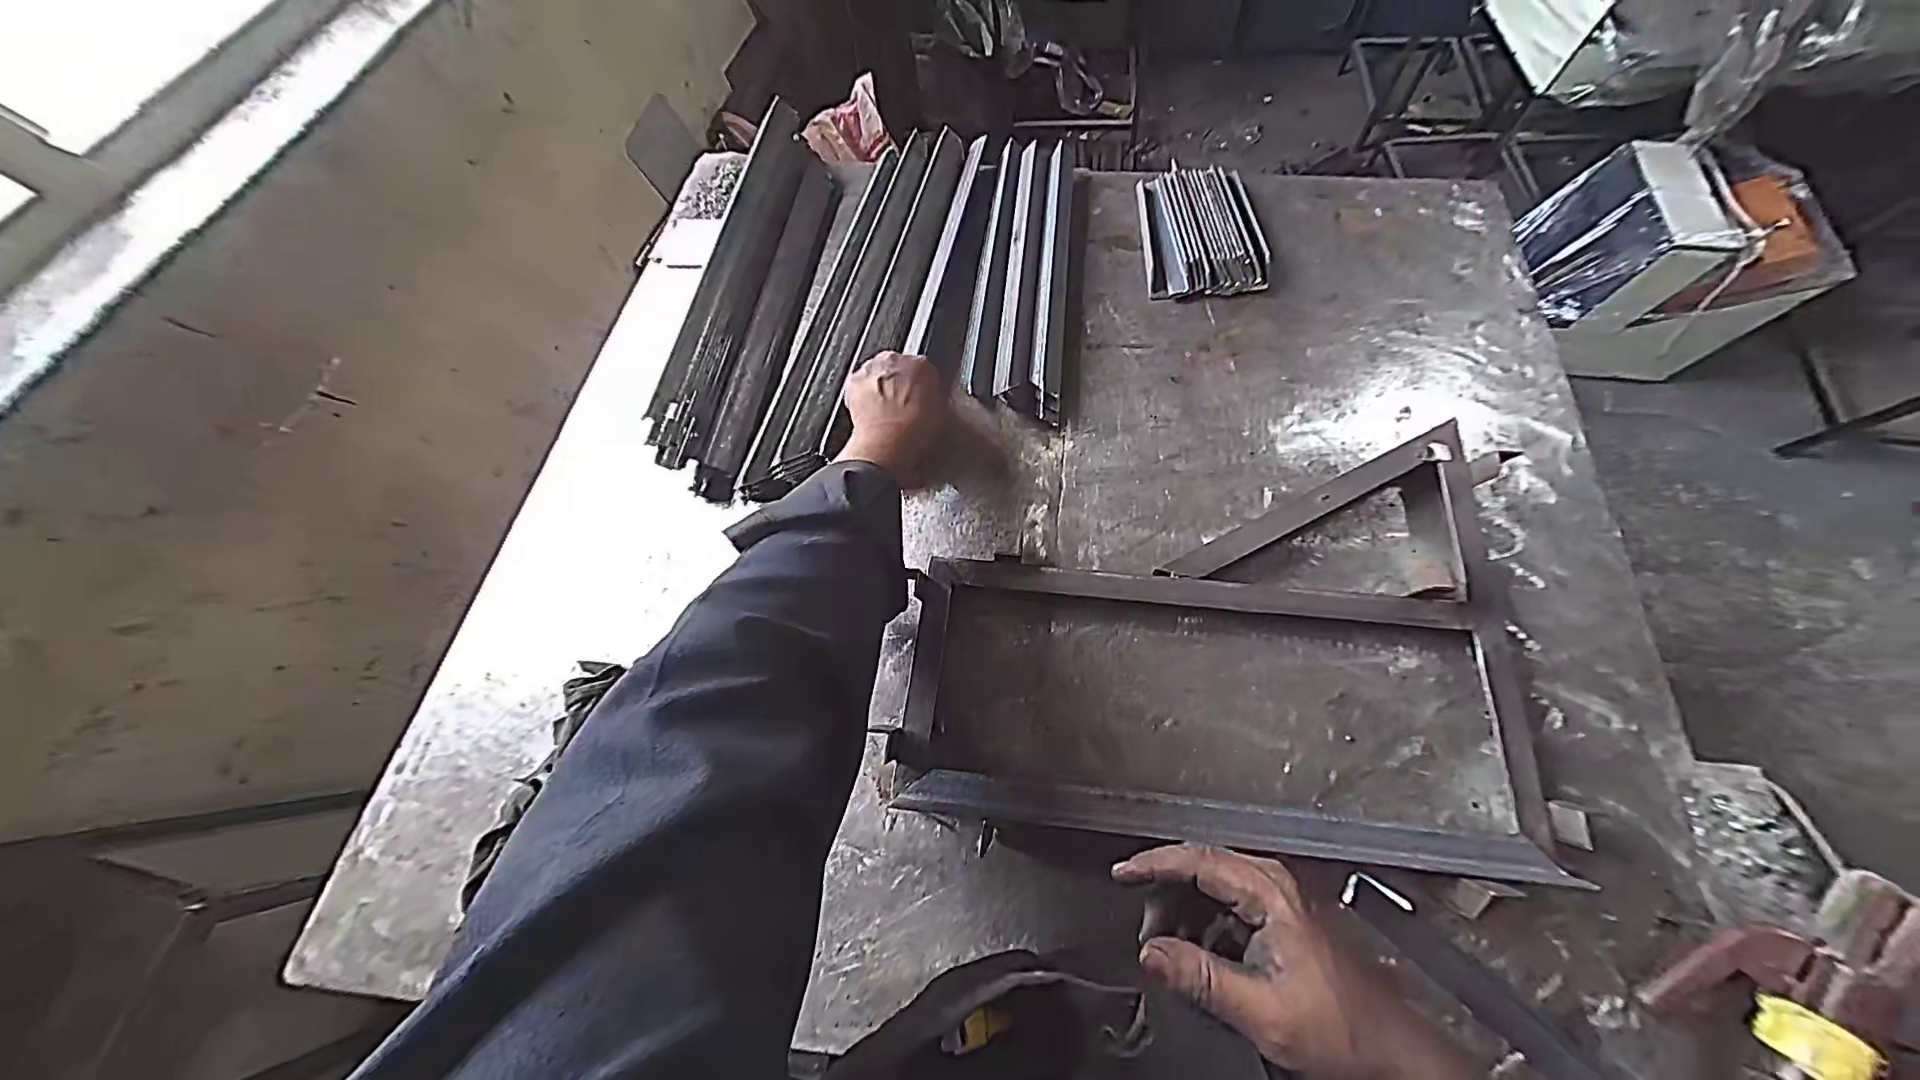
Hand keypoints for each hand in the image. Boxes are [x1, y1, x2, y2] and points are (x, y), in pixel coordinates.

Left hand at [835, 351, 946, 481]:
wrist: (886, 443)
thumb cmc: (913, 432)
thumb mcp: (941, 415)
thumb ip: (936, 399)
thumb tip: (933, 402)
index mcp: (923, 364)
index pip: (924, 369)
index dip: (923, 386)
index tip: (921, 399)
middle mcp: (896, 360)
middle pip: (898, 367)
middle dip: (900, 383)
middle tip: (903, 406)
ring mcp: (872, 369)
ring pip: (878, 374)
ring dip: (880, 387)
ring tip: (886, 412)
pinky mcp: (853, 381)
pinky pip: (859, 385)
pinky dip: (863, 395)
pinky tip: (871, 413)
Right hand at [1112, 845, 1477, 1079]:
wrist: (1393, 1050)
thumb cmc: (1345, 1030)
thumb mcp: (1262, 1011)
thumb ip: (1200, 978)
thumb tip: (1150, 952)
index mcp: (1270, 892)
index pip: (1196, 859)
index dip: (1153, 863)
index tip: (1123, 872)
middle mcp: (1272, 883)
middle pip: (1199, 866)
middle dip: (1164, 891)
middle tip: (1143, 924)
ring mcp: (1276, 896)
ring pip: (1210, 884)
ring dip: (1181, 909)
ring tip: (1166, 944)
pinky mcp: (1276, 914)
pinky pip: (1224, 902)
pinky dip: (1200, 920)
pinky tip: (1195, 950)